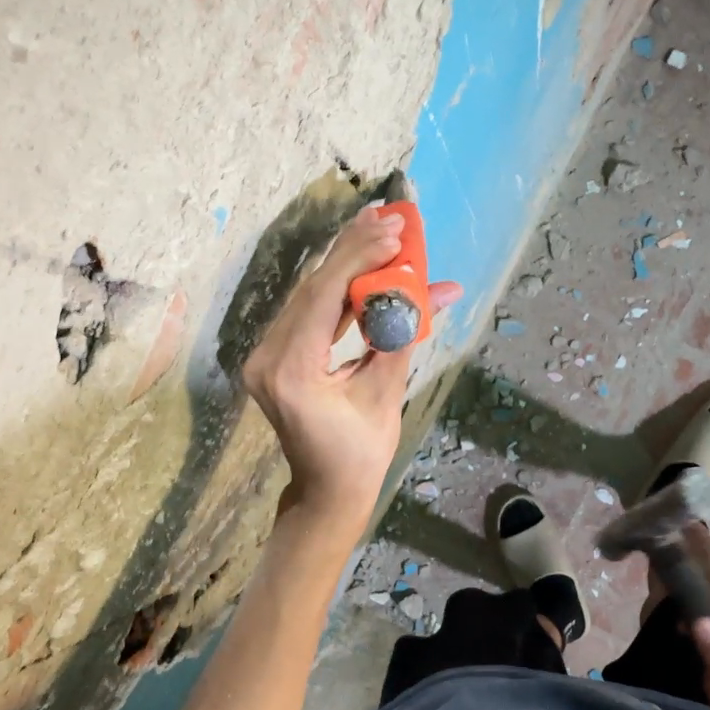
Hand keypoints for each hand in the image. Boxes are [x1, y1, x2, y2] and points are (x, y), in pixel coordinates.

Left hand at [242, 206, 461, 520]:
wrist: (326, 492)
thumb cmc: (360, 455)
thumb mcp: (386, 393)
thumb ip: (404, 334)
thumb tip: (444, 288)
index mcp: (290, 372)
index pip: (322, 298)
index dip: (359, 259)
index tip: (395, 233)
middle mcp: (267, 357)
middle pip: (312, 289)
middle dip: (353, 251)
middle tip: (390, 217)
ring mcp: (265, 356)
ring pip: (308, 296)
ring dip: (345, 263)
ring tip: (380, 227)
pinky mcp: (275, 357)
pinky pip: (307, 314)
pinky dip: (335, 290)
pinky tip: (359, 262)